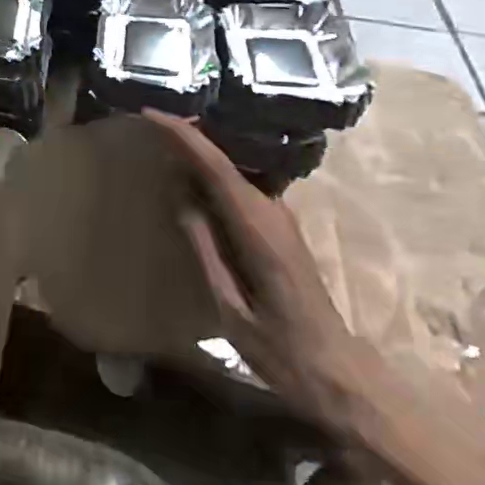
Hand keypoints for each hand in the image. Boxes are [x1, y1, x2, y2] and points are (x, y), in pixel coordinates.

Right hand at [143, 109, 348, 422]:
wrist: (335, 370)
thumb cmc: (279, 347)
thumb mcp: (230, 306)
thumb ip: (205, 248)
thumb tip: (180, 195)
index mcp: (257, 226)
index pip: (215, 165)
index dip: (182, 135)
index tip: (150, 114)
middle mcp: (271, 209)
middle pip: (225, 156)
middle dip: (188, 132)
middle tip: (149, 119)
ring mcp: (279, 214)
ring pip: (234, 167)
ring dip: (199, 149)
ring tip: (162, 137)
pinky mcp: (279, 225)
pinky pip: (240, 184)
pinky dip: (211, 170)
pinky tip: (191, 173)